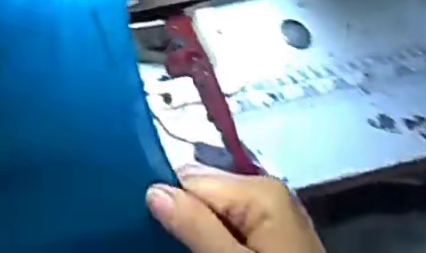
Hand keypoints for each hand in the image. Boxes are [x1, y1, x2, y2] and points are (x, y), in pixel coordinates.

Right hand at [147, 167, 324, 252]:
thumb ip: (196, 227)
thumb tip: (153, 189)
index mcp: (261, 191)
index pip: (192, 180)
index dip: (170, 207)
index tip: (149, 232)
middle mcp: (268, 194)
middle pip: (205, 196)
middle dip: (184, 223)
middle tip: (166, 247)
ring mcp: (274, 221)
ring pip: (216, 216)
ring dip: (198, 238)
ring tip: (185, 251)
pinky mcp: (276, 244)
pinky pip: (234, 233)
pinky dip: (217, 247)